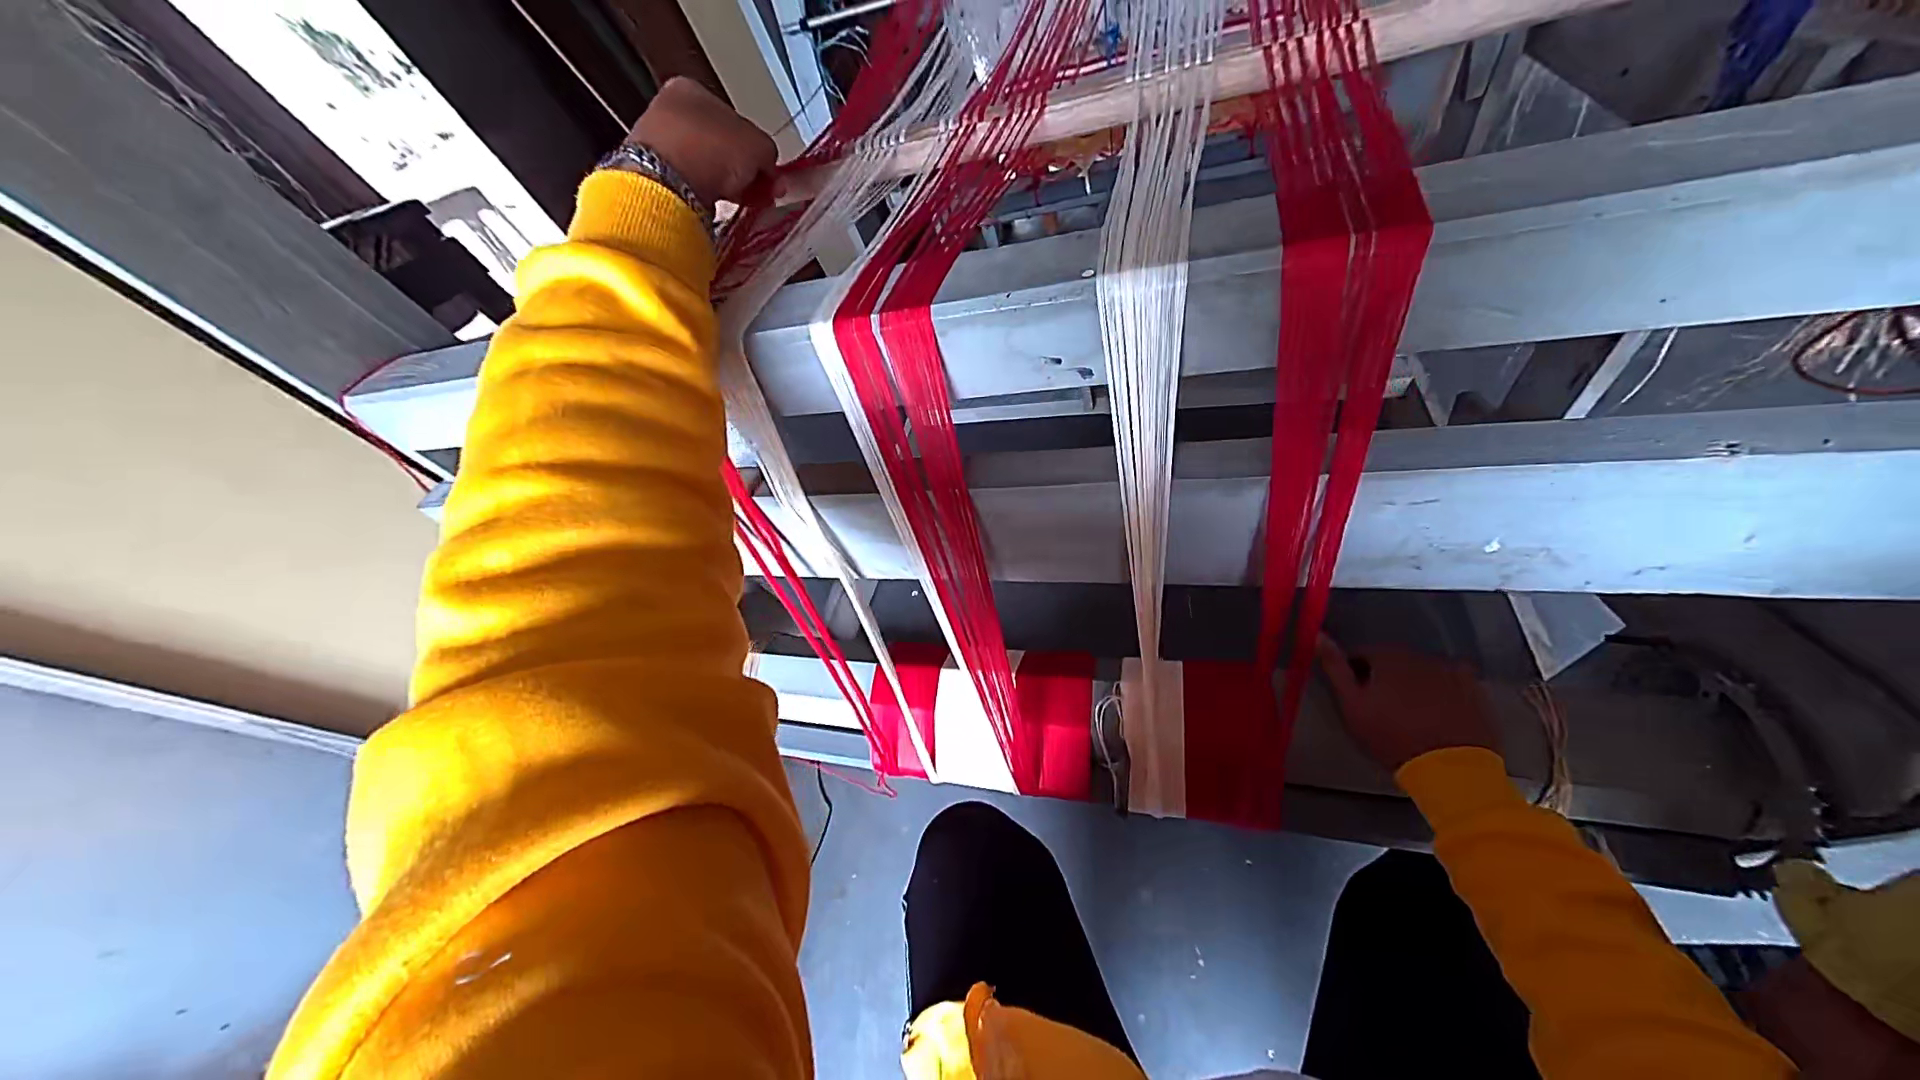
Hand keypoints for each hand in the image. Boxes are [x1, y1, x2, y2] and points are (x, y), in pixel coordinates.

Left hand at [626, 77, 776, 207]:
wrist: (669, 182)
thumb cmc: (712, 150)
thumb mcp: (759, 145)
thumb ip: (768, 152)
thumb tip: (768, 164)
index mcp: (691, 88)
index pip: (734, 120)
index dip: (755, 149)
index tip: (765, 171)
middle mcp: (669, 108)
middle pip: (719, 145)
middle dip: (740, 169)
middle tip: (758, 189)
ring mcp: (657, 140)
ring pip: (705, 166)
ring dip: (724, 183)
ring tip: (739, 198)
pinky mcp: (652, 172)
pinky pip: (690, 184)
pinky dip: (705, 194)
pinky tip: (716, 203)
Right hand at [1316, 636, 1500, 773]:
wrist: (1450, 768)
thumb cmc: (1391, 736)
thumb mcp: (1352, 705)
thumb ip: (1335, 668)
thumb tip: (1318, 635)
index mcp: (1388, 656)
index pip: (1361, 653)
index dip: (1354, 672)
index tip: (1355, 695)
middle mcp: (1421, 655)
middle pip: (1394, 660)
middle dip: (1384, 676)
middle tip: (1381, 706)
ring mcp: (1452, 670)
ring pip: (1422, 670)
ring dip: (1413, 682)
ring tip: (1411, 711)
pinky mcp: (1475, 688)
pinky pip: (1451, 680)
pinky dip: (1442, 689)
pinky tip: (1438, 709)